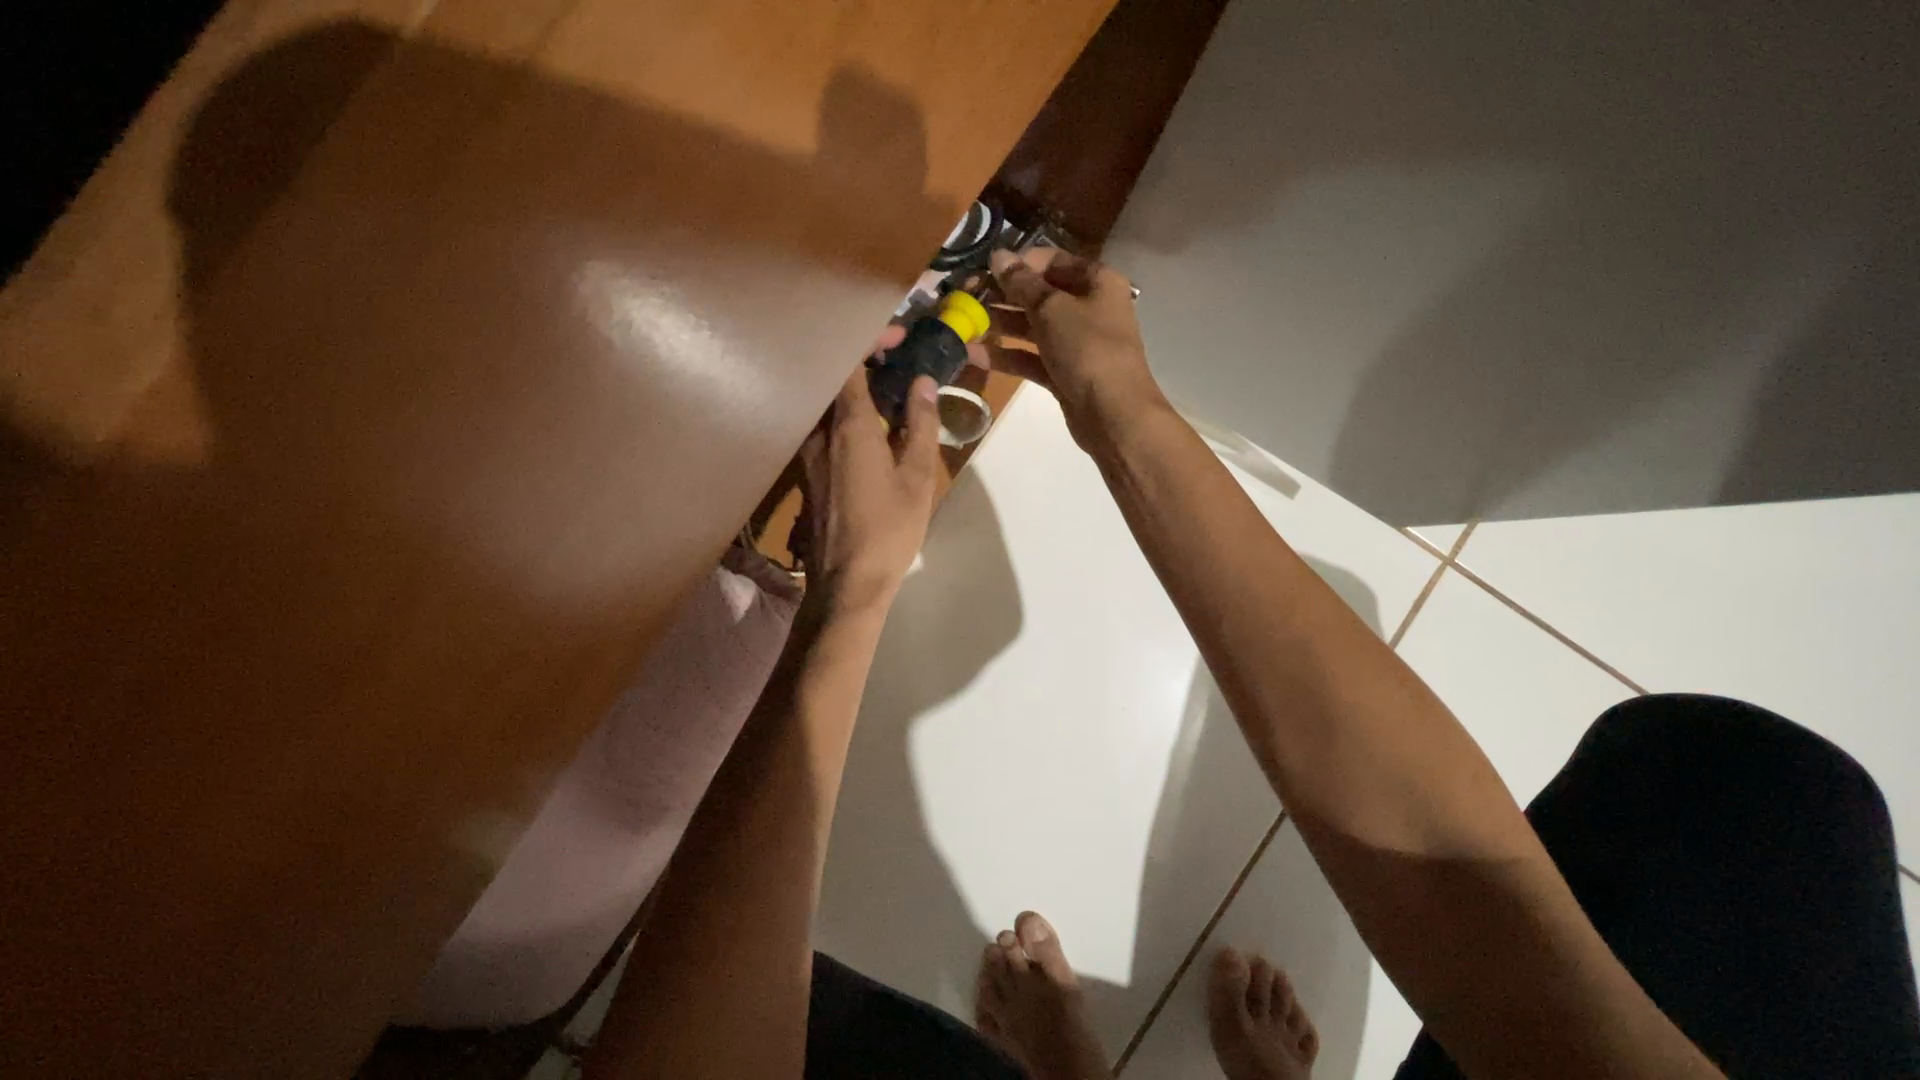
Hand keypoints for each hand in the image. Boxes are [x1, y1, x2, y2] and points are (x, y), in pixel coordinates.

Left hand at [790, 328, 941, 617]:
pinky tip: (869, 434)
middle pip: (835, 381)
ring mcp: (807, 455)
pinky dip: (844, 418)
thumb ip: (922, 425)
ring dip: (854, 392)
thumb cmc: (889, 530)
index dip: (872, 340)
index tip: (899, 337)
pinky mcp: (806, 475)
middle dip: (865, 362)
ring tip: (887, 395)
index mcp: (850, 427)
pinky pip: (823, 429)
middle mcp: (820, 433)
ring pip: (827, 406)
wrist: (846, 582)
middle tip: (897, 362)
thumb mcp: (918, 478)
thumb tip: (923, 383)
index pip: (851, 364)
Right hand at [985, 248, 1167, 447]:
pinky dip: (1007, 355)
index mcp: (1096, 282)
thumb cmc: (1087, 349)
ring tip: (964, 325)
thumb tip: (998, 256)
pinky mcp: (1064, 373)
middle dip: (1003, 295)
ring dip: (1000, 325)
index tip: (986, 269)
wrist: (1113, 414)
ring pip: (1033, 327)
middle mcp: (1089, 308)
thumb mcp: (1052, 308)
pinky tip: (974, 355)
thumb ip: (1021, 283)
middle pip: (1040, 294)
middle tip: (966, 297)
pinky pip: (1032, 357)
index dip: (1019, 262)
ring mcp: (1076, 343)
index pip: (1053, 261)